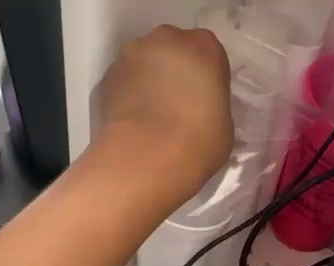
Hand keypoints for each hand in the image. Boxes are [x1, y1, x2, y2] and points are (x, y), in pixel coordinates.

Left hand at [92, 26, 231, 205]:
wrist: (146, 159)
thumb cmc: (197, 145)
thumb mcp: (224, 127)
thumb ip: (213, 105)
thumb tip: (202, 108)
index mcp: (205, 48)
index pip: (210, 54)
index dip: (208, 78)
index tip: (206, 101)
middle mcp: (168, 38)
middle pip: (175, 49)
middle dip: (177, 71)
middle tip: (179, 106)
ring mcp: (133, 52)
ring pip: (146, 61)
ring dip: (151, 80)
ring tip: (153, 116)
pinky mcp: (110, 73)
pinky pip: (126, 79)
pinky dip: (130, 93)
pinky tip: (135, 121)